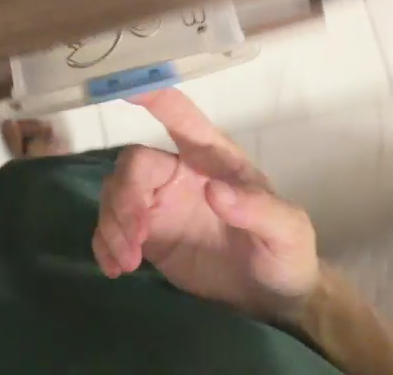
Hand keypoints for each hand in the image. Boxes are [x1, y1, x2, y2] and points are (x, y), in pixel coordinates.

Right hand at [93, 89, 318, 320]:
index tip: (124, 89)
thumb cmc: (285, 253)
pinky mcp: (147, 236)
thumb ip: (258, 209)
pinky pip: (111, 227)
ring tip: (128, 261)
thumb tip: (214, 190)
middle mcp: (178, 172)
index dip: (152, 95)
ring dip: (113, 223)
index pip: (178, 114)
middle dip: (126, 196)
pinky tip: (116, 268)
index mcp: (211, 157)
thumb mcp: (287, 231)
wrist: (274, 303)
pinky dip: (104, 243)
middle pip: (134, 163)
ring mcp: (159, 204)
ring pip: (115, 192)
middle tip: (136, 238)